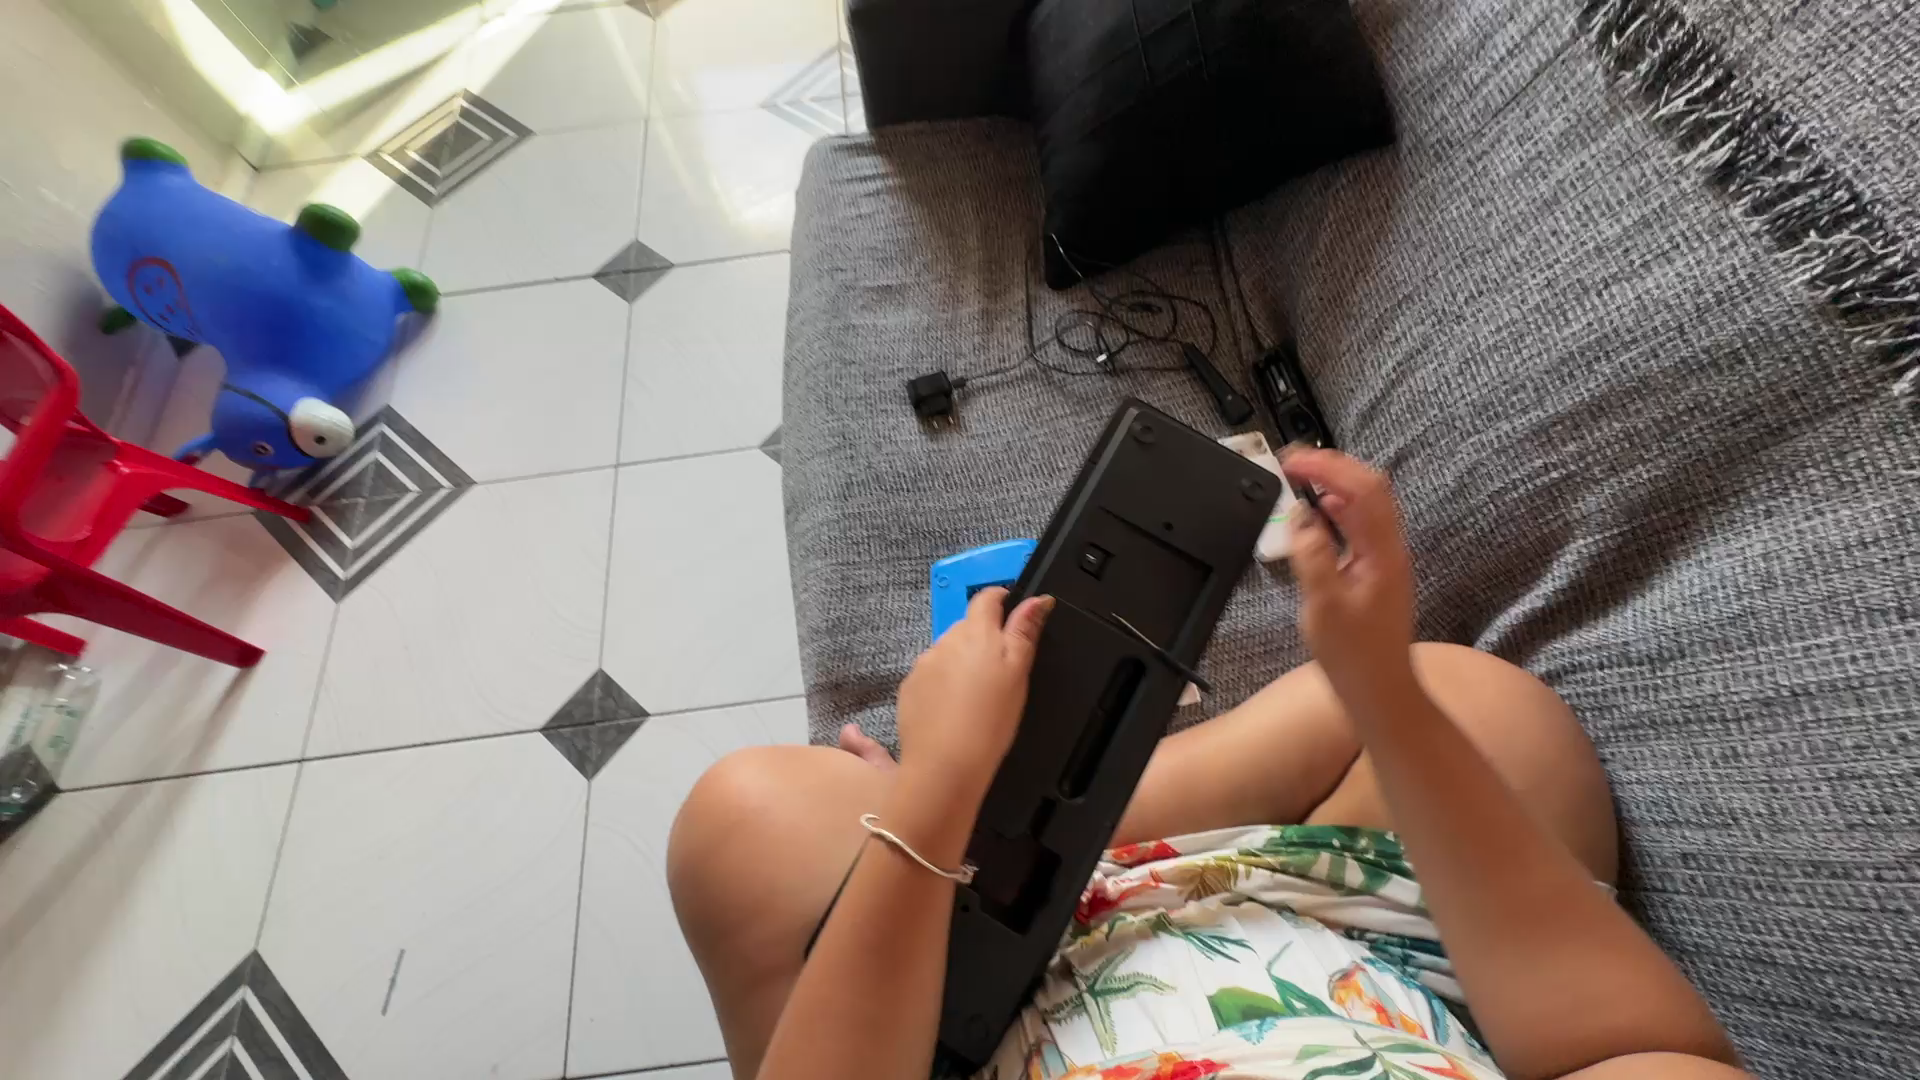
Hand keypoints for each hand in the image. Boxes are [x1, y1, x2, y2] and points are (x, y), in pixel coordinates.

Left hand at [896, 587, 1054, 802]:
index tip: (1011, 610)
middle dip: (982, 639)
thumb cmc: (990, 721)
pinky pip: (930, 675)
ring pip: (947, 651)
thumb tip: (1038, 599)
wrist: (944, 765)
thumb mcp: (1018, 673)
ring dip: (961, 662)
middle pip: (966, 626)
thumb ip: (1025, 631)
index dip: (1001, 599)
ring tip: (975, 696)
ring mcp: (924, 663)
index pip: (987, 597)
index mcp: (976, 632)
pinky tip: (953, 709)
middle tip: (998, 671)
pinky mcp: (909, 686)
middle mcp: (946, 640)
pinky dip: (942, 683)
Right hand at [1280, 447, 1416, 697]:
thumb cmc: (1352, 654)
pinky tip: (1317, 510)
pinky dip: (1336, 506)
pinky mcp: (1375, 567)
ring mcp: (1384, 557)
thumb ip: (1312, 556)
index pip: (1361, 490)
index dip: (1327, 468)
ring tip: (1300, 477)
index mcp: (1382, 553)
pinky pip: (1358, 523)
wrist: (1380, 688)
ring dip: (1334, 482)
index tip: (1291, 462)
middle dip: (1331, 466)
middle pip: (1369, 487)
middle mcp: (1389, 548)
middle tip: (1293, 462)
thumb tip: (1301, 516)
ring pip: (1365, 503)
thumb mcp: (1323, 606)